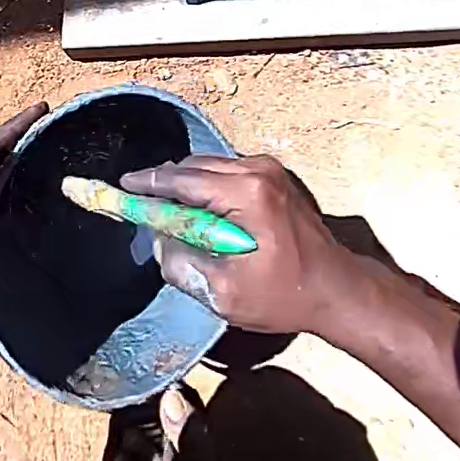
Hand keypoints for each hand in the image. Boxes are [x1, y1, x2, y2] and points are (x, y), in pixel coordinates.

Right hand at [119, 155, 365, 336]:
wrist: (336, 287)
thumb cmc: (284, 294)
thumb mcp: (224, 291)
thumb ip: (182, 262)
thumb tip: (159, 239)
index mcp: (247, 192)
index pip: (184, 180)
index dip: (149, 183)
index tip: (123, 185)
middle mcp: (258, 169)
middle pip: (196, 166)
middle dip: (166, 182)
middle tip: (141, 201)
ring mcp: (270, 169)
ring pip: (211, 165)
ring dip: (187, 183)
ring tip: (166, 207)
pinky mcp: (276, 175)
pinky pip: (228, 170)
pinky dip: (208, 184)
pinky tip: (199, 208)